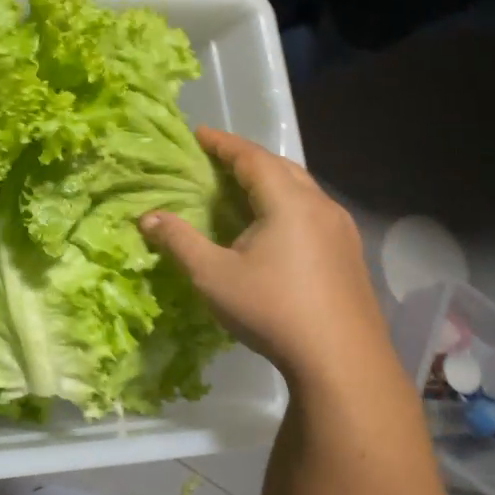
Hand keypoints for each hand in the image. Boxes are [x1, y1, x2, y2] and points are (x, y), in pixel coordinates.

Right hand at [140, 128, 388, 380]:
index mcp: (288, 203)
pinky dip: (285, 204)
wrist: (341, 359)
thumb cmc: (271, 309)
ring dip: (269, 181)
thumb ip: (178, 241)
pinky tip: (271, 226)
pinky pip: (312, 212)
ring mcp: (340, 231)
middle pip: (281, 168)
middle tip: (215, 161)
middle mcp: (320, 207)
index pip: (252, 158)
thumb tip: (147, 217)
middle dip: (247, 159)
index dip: (222, 144)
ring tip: (240, 189)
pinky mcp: (347, 254)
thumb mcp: (211, 275)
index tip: (197, 134)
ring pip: (301, 190)